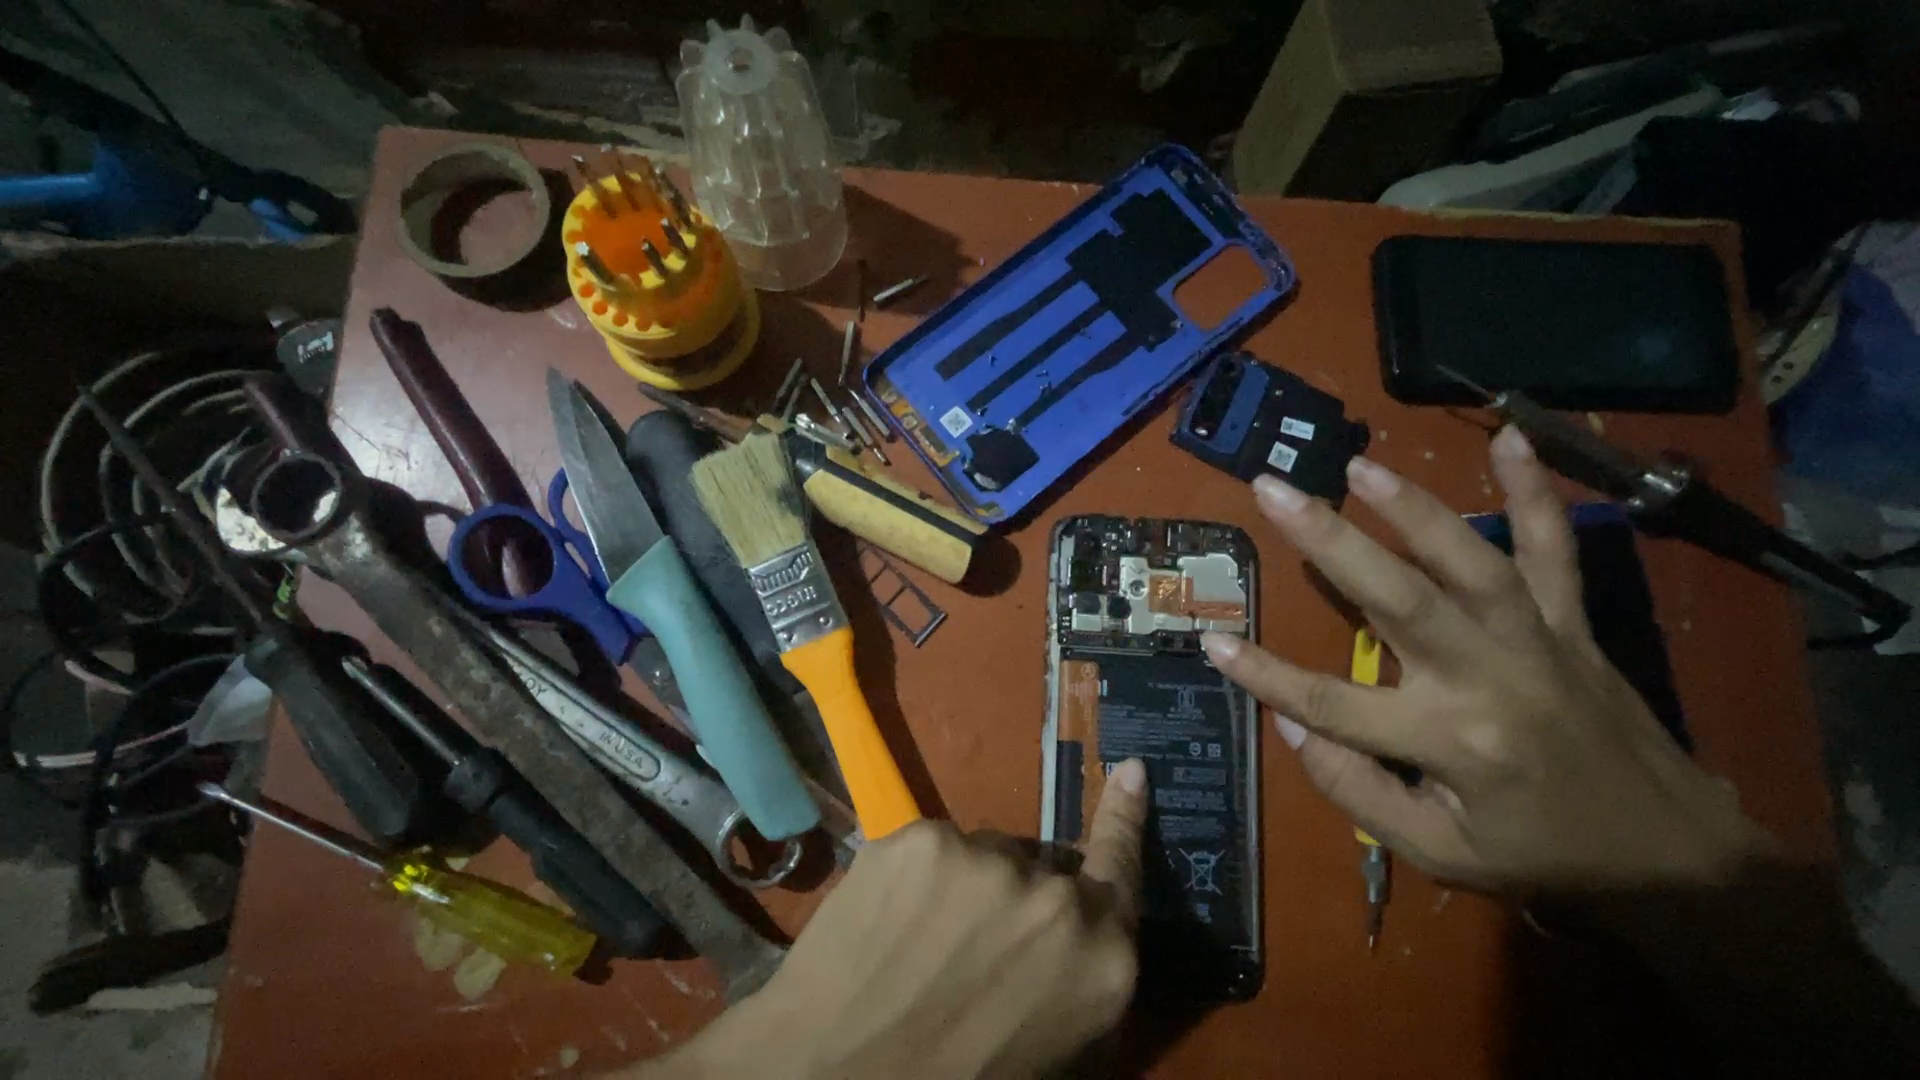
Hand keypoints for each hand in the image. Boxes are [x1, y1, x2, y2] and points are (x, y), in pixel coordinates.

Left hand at [639, 760, 1149, 1079]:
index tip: (1129, 769)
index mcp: (1099, 959)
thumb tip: (1065, 922)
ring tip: (919, 938)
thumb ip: (1070, 971)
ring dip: (962, 883)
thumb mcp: (1046, 1046)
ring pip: (982, 852)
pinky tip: (888, 918)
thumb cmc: (955, 1079)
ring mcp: (982, 857)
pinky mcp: (919, 836)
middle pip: (1039, 865)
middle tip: (969, 941)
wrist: (829, 1077)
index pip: (1120, 869)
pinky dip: (916, 876)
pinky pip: (932, 848)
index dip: (1124, 816)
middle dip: (1014, 893)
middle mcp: (1050, 895)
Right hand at [1203, 428, 1773, 892]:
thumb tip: (1291, 724)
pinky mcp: (1571, 623)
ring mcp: (1536, 640)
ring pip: (1469, 561)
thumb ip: (1355, 792)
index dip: (1263, 674)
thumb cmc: (1542, 854)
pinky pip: (1554, 551)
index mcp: (1448, 742)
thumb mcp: (1438, 853)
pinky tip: (1516, 439)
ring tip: (1360, 464)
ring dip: (1411, 506)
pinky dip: (1536, 493)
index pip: (1330, 702)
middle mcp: (1487, 677)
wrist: (1679, 861)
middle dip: (1327, 540)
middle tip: (1274, 489)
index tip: (1211, 640)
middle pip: (1395, 599)